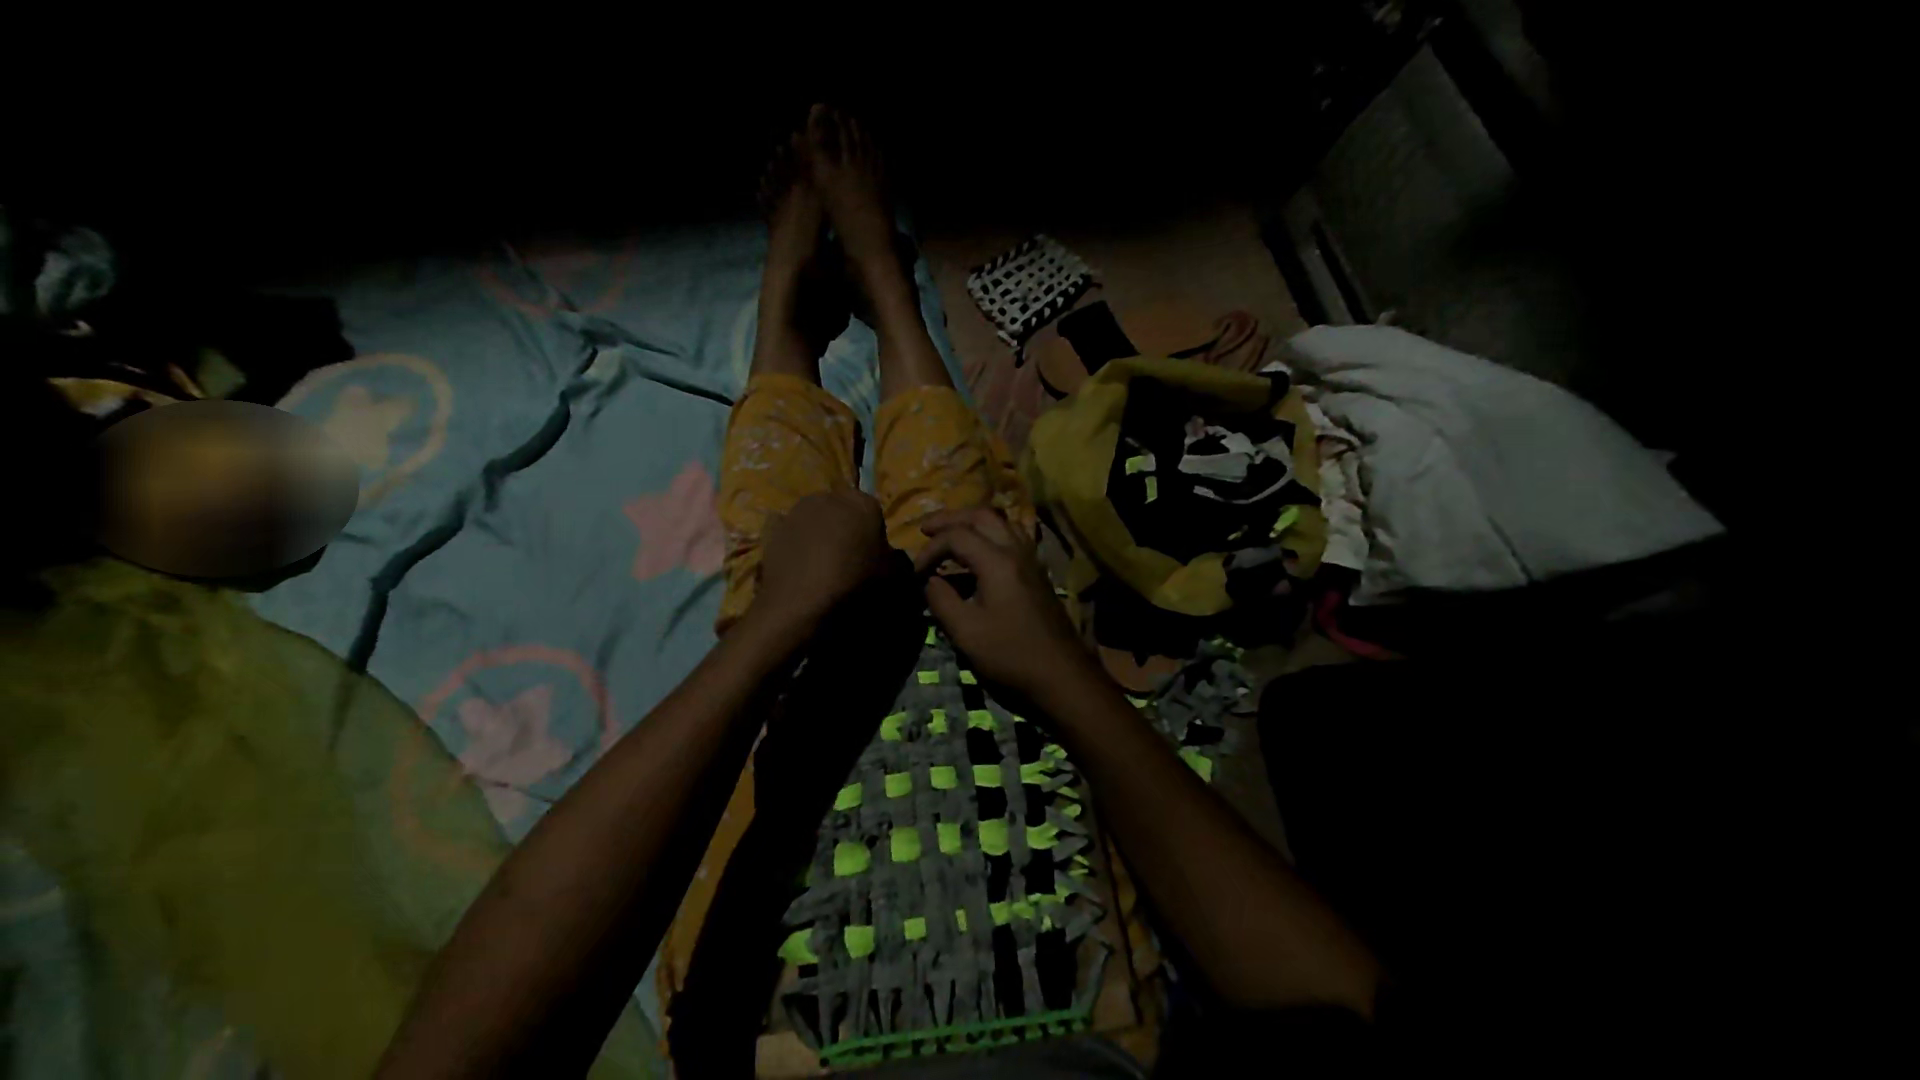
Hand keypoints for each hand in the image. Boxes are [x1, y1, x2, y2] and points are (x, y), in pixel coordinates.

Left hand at [757, 490, 892, 628]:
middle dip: (844, 526)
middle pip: (841, 509)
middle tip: (846, 557)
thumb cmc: (855, 582)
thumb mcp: (892, 575)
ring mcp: (797, 510)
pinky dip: (792, 540)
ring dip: (817, 532)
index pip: (873, 511)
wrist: (802, 600)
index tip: (871, 555)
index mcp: (863, 502)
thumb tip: (891, 557)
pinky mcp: (773, 527)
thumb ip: (896, 560)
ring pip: (813, 517)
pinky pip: (787, 530)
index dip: (872, 533)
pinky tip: (796, 561)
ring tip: (819, 563)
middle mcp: (829, 497)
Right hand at [914, 507, 1092, 696]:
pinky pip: (1013, 537)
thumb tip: (929, 580)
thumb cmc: (1010, 654)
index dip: (929, 549)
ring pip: (1001, 522)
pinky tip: (981, 552)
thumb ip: (941, 600)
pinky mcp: (1037, 572)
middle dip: (950, 519)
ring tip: (951, 534)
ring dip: (973, 523)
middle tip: (925, 529)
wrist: (1061, 674)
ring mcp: (1031, 559)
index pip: (956, 536)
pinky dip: (991, 534)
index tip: (915, 573)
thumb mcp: (966, 631)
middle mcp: (1016, 551)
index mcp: (997, 561)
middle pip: (981, 516)